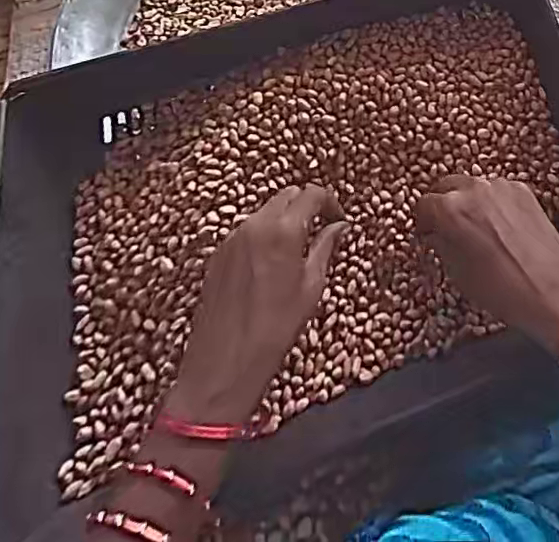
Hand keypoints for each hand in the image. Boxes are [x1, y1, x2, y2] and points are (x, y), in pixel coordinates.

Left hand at [163, 185, 348, 424]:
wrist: (222, 365)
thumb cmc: (274, 330)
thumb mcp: (311, 287)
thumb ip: (325, 248)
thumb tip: (339, 226)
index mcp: (282, 231)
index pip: (312, 194)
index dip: (330, 201)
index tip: (337, 218)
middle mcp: (254, 226)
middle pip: (287, 196)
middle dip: (306, 206)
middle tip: (320, 229)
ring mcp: (232, 238)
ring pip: (265, 211)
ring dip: (284, 219)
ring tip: (297, 249)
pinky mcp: (218, 254)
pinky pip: (247, 230)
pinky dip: (264, 234)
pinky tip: (271, 263)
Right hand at [414, 174, 558, 347]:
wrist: (554, 290)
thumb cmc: (504, 288)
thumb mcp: (458, 272)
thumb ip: (441, 244)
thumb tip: (435, 233)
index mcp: (451, 209)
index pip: (423, 203)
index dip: (423, 221)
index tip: (427, 232)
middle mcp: (474, 189)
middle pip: (446, 186)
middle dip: (443, 205)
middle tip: (446, 228)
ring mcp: (501, 186)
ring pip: (472, 186)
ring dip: (468, 201)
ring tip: (476, 229)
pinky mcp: (523, 189)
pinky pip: (497, 191)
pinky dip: (493, 203)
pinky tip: (500, 227)